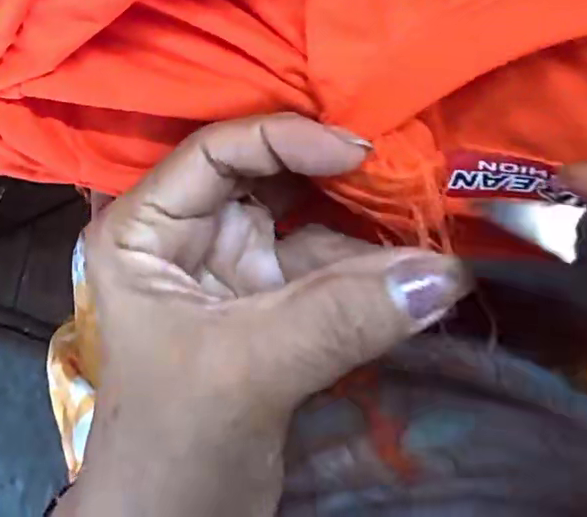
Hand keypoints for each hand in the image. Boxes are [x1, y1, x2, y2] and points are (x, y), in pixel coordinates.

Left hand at [56, 114, 469, 516]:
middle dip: (329, 170)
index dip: (284, 138)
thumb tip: (441, 275)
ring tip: (425, 212)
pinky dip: (371, 266)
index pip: (214, 151)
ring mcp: (231, 261)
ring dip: (361, 218)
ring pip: (301, 217)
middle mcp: (186, 229)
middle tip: (398, 168)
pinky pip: (325, 264)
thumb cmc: (175, 446)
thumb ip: (338, 318)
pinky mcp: (269, 298)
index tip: (355, 149)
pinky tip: (421, 266)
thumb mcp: (246, 370)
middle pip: (263, 174)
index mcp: (145, 226)